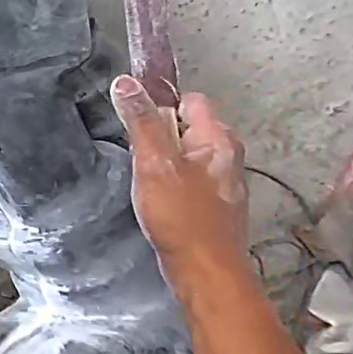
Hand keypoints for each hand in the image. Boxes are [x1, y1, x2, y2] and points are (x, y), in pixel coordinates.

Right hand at [110, 74, 248, 284]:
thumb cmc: (181, 215)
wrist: (203, 271)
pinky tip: (155, 195)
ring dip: (162, 158)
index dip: (160, 104)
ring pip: (184, 151)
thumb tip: (125, 82)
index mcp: (219, 140)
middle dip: (158, 133)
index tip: (136, 123)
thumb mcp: (154, 163)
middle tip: (138, 155)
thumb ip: (141, 121)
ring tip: (144, 176)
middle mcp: (227, 155)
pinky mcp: (212, 201)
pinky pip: (186, 174)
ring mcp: (222, 180)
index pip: (190, 100)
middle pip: (186, 125)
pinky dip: (168, 177)